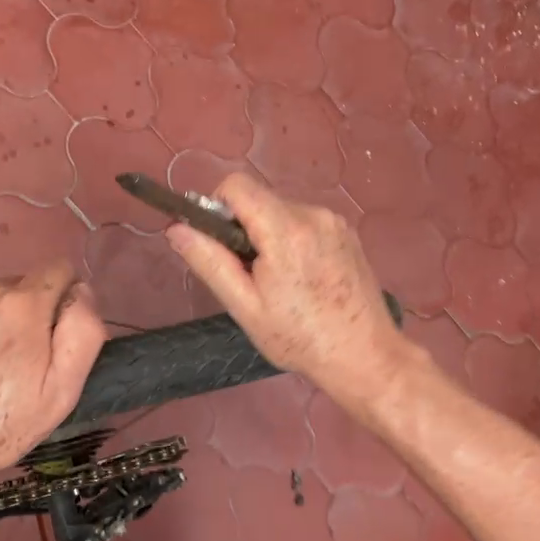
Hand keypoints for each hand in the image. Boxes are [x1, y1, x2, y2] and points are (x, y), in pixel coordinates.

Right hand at [166, 173, 405, 404]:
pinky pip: (304, 222)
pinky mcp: (346, 232)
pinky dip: (291, 241)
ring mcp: (334, 221)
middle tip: (249, 276)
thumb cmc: (298, 338)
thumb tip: (176, 229)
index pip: (236, 185)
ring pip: (281, 211)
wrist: (363, 355)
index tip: (217, 242)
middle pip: (259, 200)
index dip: (216, 206)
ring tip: (278, 283)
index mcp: (286, 230)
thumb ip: (209, 262)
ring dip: (268, 236)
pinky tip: (300, 279)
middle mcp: (313, 214)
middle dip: (243, 229)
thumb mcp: (245, 306)